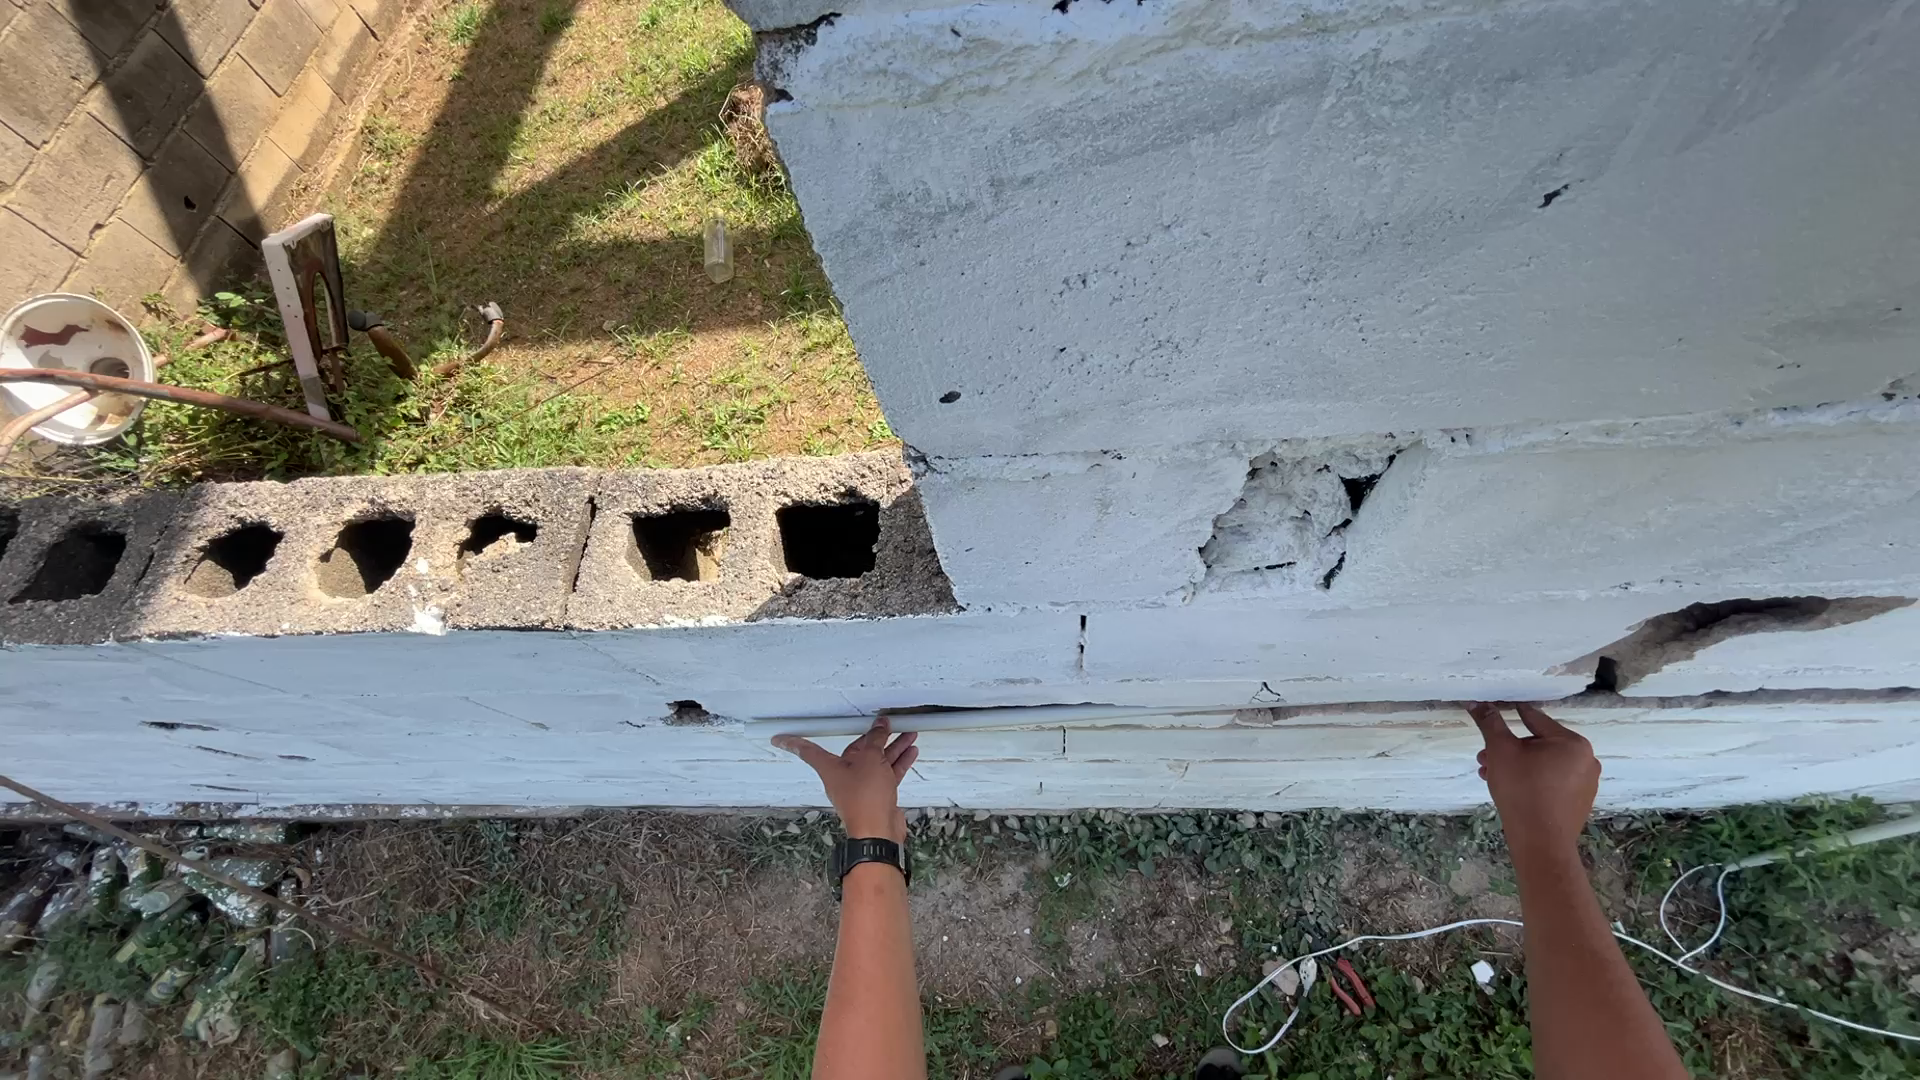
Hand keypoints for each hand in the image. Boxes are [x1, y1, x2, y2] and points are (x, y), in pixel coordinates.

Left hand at [772, 717, 918, 843]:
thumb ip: (876, 739)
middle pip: (857, 751)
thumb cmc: (866, 798)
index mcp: (831, 768)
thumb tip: (880, 726)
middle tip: (887, 724)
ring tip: (908, 734)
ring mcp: (861, 786)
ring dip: (892, 748)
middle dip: (875, 737)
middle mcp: (844, 776)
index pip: (807, 751)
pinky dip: (898, 762)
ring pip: (876, 761)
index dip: (793, 743)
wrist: (878, 832)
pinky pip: (887, 773)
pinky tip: (910, 752)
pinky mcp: (877, 795)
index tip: (779, 738)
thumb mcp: (871, 759)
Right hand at [1468, 702, 1599, 861]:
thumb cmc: (1521, 788)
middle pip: (1536, 742)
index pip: (1532, 718)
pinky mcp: (1580, 799)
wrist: (1540, 839)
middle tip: (1484, 757)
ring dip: (1515, 763)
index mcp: (1572, 742)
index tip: (1490, 712)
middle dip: (1507, 747)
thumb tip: (1476, 702)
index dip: (1507, 713)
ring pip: (1542, 761)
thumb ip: (1489, 722)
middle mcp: (1586, 759)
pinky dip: (1529, 777)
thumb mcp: (1500, 750)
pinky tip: (1509, 786)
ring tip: (1490, 773)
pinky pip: (1551, 778)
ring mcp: (1586, 781)